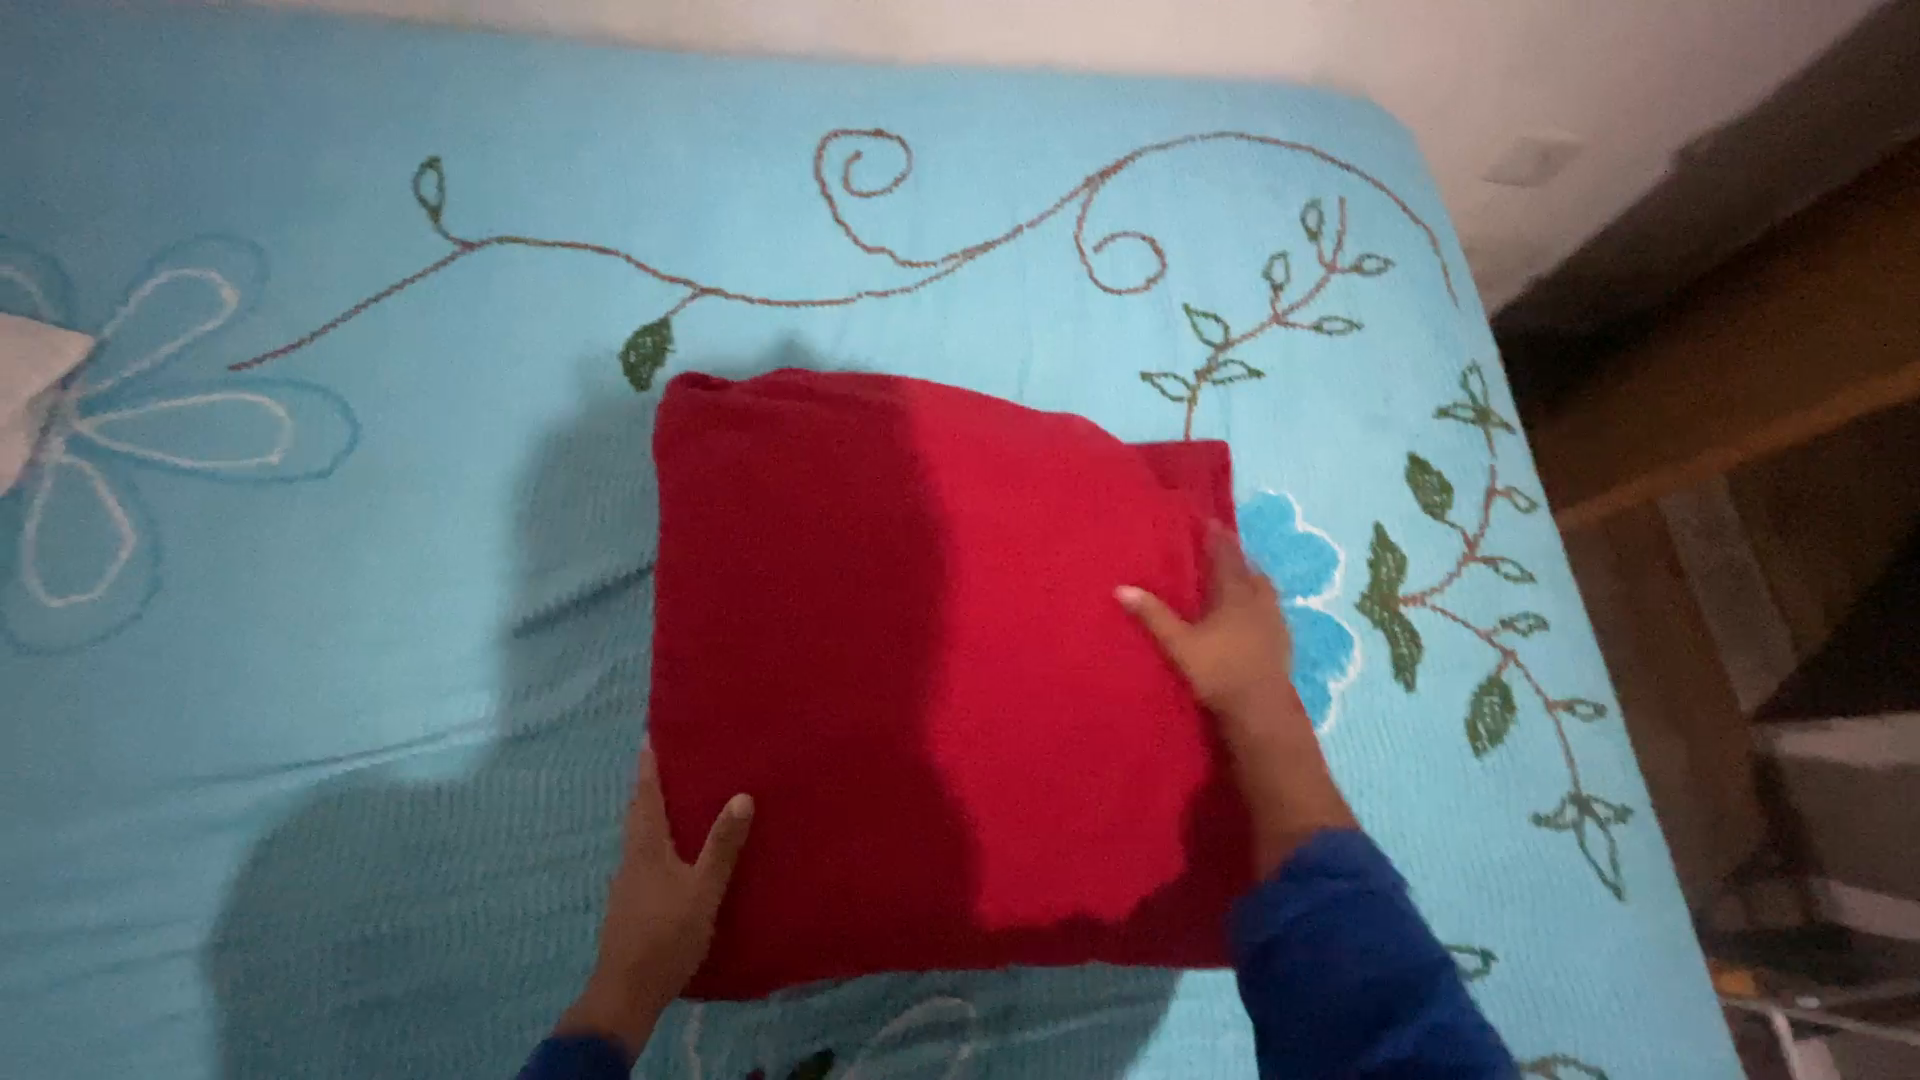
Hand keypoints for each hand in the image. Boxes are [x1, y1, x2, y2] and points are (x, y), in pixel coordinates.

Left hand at [555, 747, 752, 1058]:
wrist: (626, 992)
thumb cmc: (666, 935)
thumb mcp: (703, 889)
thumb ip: (722, 845)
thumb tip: (742, 795)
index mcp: (646, 848)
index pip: (646, 797)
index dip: (648, 768)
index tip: (648, 738)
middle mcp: (631, 859)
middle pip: (638, 814)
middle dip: (649, 787)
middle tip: (665, 762)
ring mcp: (627, 884)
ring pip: (639, 837)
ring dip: (652, 813)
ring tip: (674, 800)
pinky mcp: (630, 904)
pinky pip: (643, 857)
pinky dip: (656, 840)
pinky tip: (672, 852)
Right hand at [1118, 522, 1354, 877]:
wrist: (1260, 709)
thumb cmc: (1218, 672)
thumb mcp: (1178, 644)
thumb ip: (1153, 615)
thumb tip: (1121, 588)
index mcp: (1234, 593)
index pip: (1225, 556)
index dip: (1216, 537)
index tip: (1207, 521)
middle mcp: (1258, 600)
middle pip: (1248, 568)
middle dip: (1234, 555)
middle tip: (1220, 546)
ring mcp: (1274, 620)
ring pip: (1263, 588)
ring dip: (1250, 576)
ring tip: (1237, 574)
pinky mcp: (1282, 641)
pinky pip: (1270, 609)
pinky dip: (1260, 601)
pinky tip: (1253, 612)